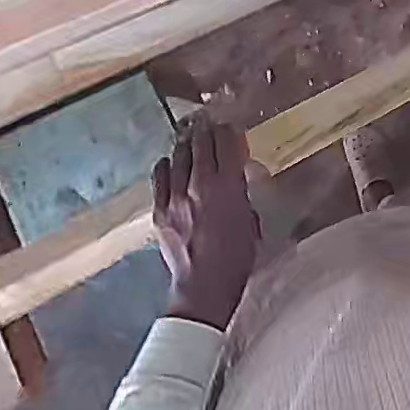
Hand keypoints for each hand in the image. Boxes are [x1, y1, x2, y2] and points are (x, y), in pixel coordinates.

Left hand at [153, 119, 260, 328]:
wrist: (203, 286)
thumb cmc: (236, 258)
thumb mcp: (250, 221)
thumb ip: (241, 193)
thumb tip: (236, 175)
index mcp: (227, 188)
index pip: (226, 144)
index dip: (228, 131)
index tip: (229, 127)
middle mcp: (199, 185)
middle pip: (200, 143)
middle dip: (206, 130)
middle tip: (208, 123)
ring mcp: (175, 196)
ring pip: (178, 154)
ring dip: (186, 143)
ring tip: (190, 138)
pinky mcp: (159, 209)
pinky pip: (160, 175)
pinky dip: (168, 164)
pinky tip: (172, 164)